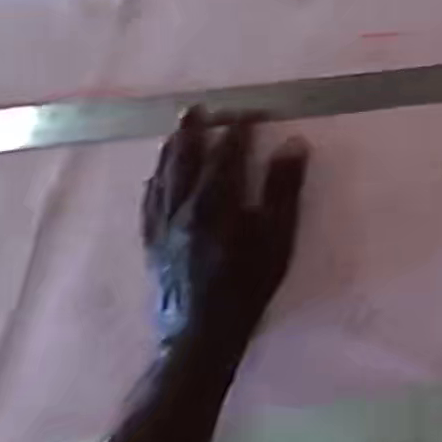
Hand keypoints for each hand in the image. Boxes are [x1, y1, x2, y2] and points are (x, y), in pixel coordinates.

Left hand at [140, 108, 308, 351]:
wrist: (201, 334)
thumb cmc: (249, 280)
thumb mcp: (279, 234)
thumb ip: (284, 187)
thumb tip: (293, 143)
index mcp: (215, 202)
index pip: (227, 154)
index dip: (238, 130)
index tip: (249, 110)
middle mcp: (182, 209)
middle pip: (185, 161)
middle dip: (192, 133)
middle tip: (196, 108)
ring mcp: (162, 228)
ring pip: (162, 180)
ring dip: (170, 152)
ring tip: (175, 132)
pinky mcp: (152, 245)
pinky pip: (148, 205)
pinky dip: (153, 184)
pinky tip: (154, 178)